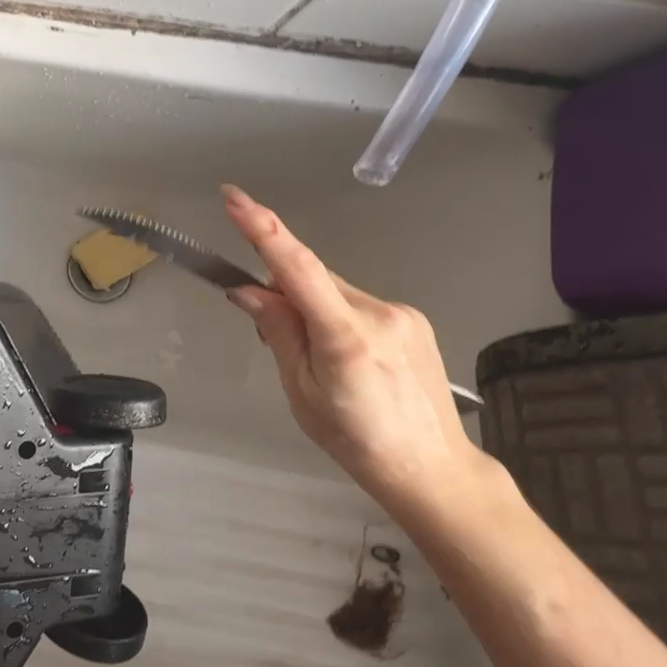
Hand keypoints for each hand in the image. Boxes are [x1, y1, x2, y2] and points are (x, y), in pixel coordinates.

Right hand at [220, 185, 488, 509]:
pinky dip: (332, 315)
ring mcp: (402, 314)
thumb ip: (279, 333)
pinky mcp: (413, 320)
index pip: (297, 269)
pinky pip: (354, 302)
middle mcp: (380, 313)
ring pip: (332, 290)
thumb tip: (249, 290)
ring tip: (315, 359)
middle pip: (311, 278)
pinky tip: (341, 356)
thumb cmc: (355, 440)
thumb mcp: (301, 392)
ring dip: (308, 307)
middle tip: (268, 331)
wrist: (432, 468)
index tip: (234, 198)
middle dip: (280, 291)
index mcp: (346, 337)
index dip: (263, 229)